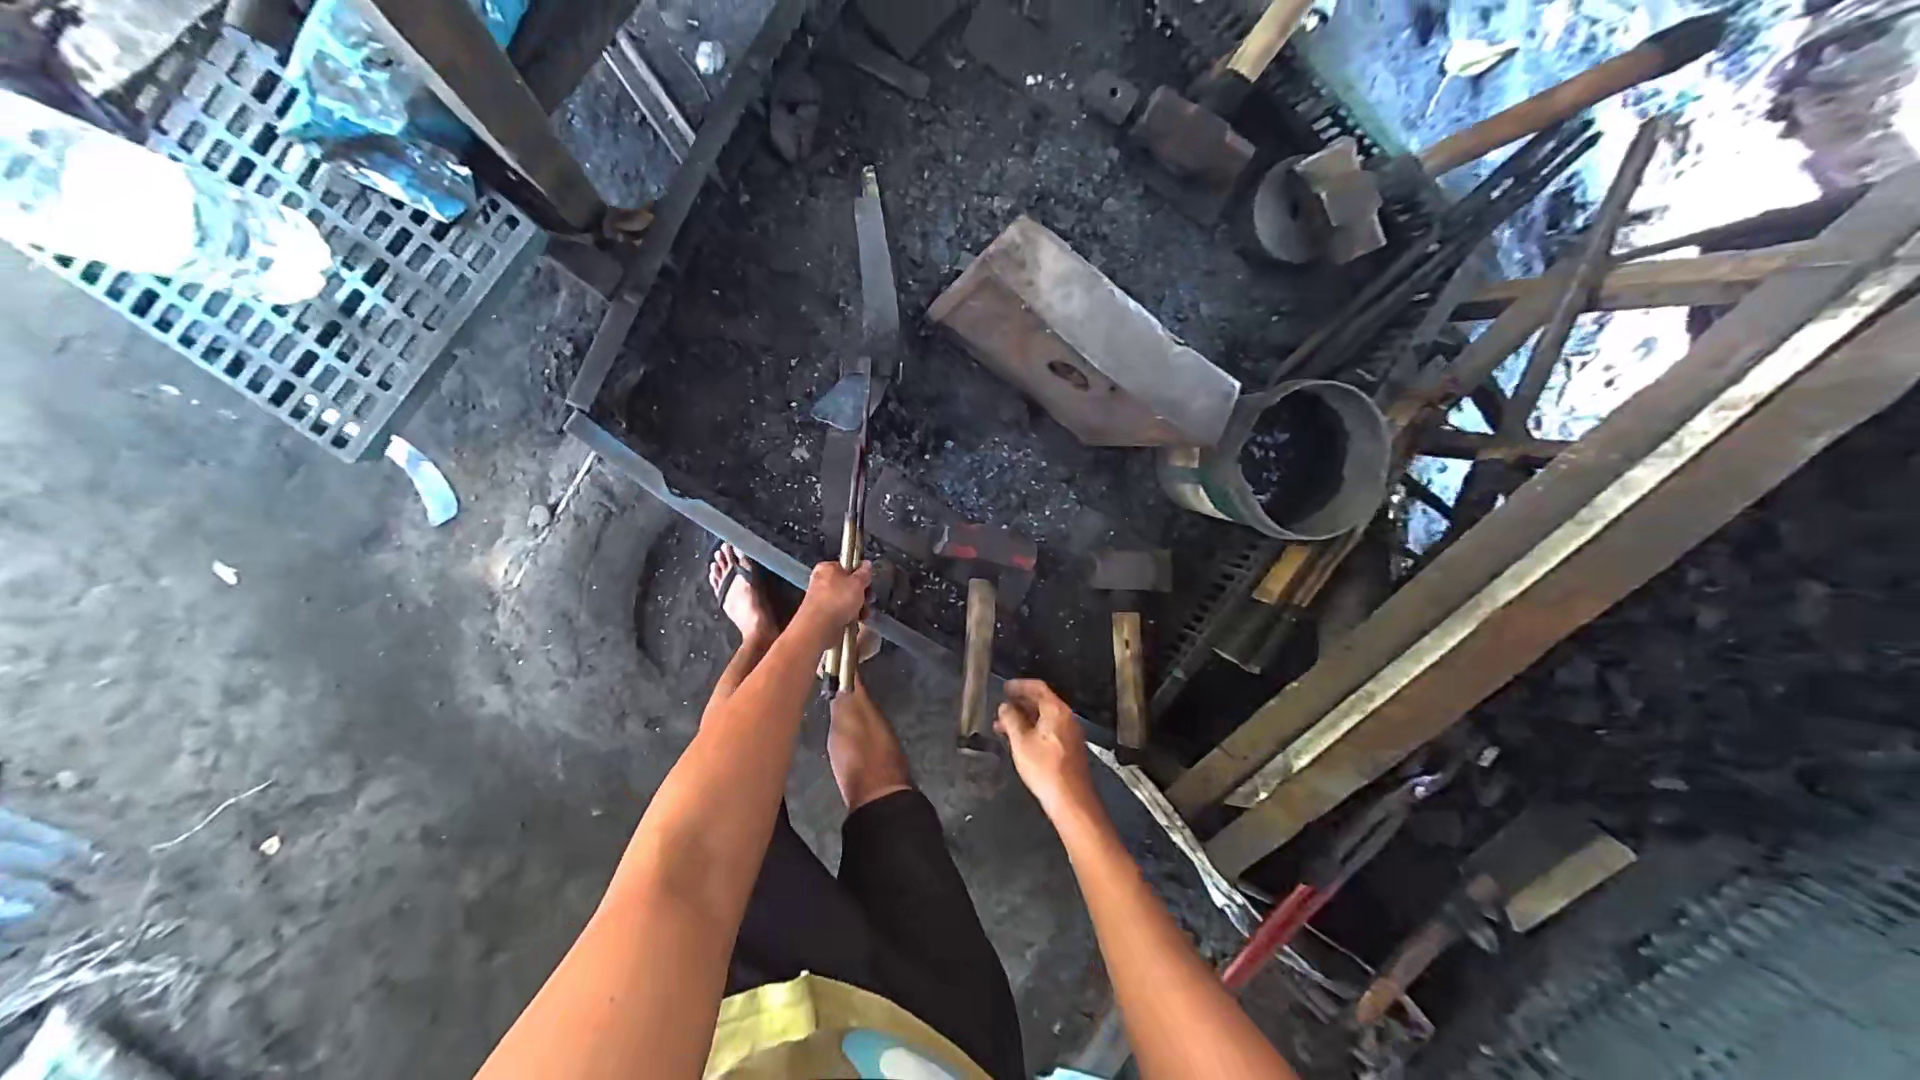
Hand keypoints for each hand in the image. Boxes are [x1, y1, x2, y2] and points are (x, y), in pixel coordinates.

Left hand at [799, 560, 871, 631]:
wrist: (820, 627)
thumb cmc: (836, 600)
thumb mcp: (857, 583)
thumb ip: (864, 573)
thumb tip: (867, 565)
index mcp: (827, 568)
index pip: (847, 567)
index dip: (860, 575)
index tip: (867, 582)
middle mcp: (821, 583)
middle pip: (847, 586)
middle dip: (860, 595)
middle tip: (866, 599)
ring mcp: (821, 601)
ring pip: (845, 602)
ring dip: (857, 608)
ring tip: (861, 613)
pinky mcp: (823, 617)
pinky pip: (841, 614)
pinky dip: (849, 618)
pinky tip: (854, 621)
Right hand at [996, 679, 1095, 818]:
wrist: (1071, 800)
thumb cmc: (1046, 770)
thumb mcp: (1020, 742)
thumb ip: (1011, 719)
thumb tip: (1005, 707)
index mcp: (1057, 711)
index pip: (1038, 687)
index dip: (1019, 685)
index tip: (1005, 687)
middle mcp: (1067, 718)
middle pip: (1042, 701)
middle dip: (1020, 703)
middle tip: (1002, 707)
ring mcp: (1071, 733)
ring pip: (1045, 717)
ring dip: (1025, 718)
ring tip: (1004, 726)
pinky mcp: (1070, 748)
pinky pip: (1050, 729)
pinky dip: (1034, 729)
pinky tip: (1020, 741)